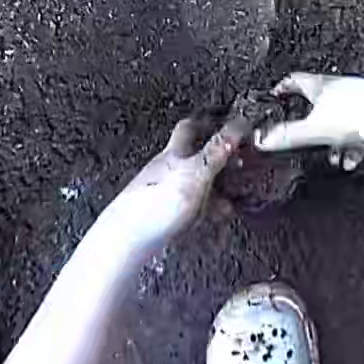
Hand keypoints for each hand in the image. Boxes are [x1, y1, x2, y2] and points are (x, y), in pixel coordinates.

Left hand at [99, 117, 248, 253]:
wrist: (125, 241)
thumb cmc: (157, 202)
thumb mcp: (196, 171)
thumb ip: (217, 149)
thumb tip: (238, 125)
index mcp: (174, 153)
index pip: (190, 127)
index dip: (208, 122)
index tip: (226, 123)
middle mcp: (166, 169)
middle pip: (194, 156)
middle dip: (216, 159)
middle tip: (237, 164)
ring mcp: (162, 193)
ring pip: (194, 184)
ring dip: (214, 188)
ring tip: (232, 197)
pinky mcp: (160, 218)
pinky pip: (190, 208)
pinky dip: (206, 210)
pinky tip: (215, 217)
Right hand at [252, 73, 363, 165]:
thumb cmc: (360, 115)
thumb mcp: (316, 129)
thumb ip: (289, 135)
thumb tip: (263, 139)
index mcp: (323, 85)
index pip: (295, 80)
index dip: (283, 89)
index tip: (276, 96)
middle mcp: (342, 86)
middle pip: (319, 102)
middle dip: (313, 124)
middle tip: (308, 138)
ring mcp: (361, 95)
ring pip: (341, 117)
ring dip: (335, 139)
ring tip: (336, 158)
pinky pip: (360, 125)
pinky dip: (355, 143)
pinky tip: (354, 158)